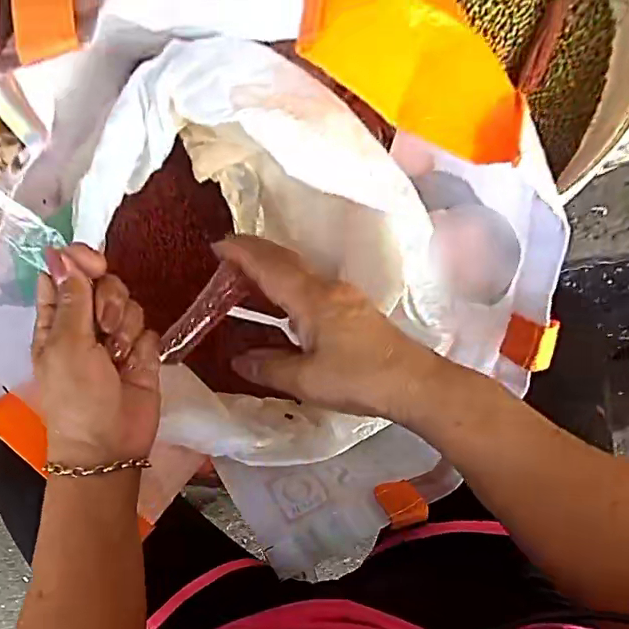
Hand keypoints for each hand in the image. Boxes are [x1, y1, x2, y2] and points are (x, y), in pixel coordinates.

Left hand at [32, 245, 160, 467]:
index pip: (65, 272)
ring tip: (117, 357)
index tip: (93, 265)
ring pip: (128, 303)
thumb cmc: (77, 398)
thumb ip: (71, 298)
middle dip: (108, 299)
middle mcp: (86, 325)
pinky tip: (134, 367)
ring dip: (125, 326)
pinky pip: (148, 330)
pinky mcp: (142, 355)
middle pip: (102, 282)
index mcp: (56, 320)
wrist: (108, 446)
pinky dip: (142, 346)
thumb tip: (60, 253)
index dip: (79, 261)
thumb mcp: (66, 344)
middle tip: (104, 328)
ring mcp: (115, 340)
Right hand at [213, 235, 451, 421]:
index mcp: (312, 299)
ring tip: (244, 281)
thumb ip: (268, 368)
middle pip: (285, 262)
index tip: (216, 245)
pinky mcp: (352, 312)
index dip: (241, 254)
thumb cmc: (358, 380)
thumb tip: (239, 360)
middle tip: (224, 260)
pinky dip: (286, 290)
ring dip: (270, 273)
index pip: (270, 267)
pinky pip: (310, 290)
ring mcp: (343, 298)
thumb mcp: (304, 381)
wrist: (412, 383)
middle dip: (253, 256)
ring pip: (299, 275)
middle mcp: (327, 289)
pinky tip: (279, 307)